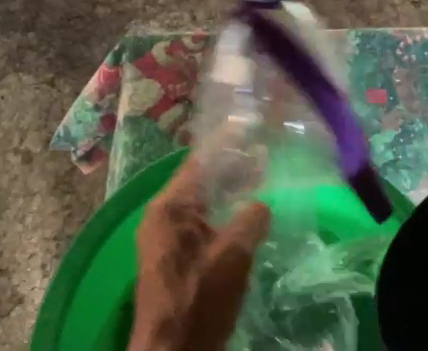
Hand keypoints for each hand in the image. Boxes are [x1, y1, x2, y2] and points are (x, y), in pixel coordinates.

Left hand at [129, 157, 271, 350]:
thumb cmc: (198, 300)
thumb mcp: (232, 256)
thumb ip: (250, 220)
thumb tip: (262, 204)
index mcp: (169, 207)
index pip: (200, 160)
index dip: (228, 143)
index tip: (253, 127)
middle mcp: (162, 217)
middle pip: (201, 180)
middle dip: (233, 168)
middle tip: (265, 155)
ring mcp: (166, 241)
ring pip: (202, 204)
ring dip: (230, 194)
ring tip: (262, 182)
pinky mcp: (174, 261)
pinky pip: (202, 226)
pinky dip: (224, 216)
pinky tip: (248, 220)